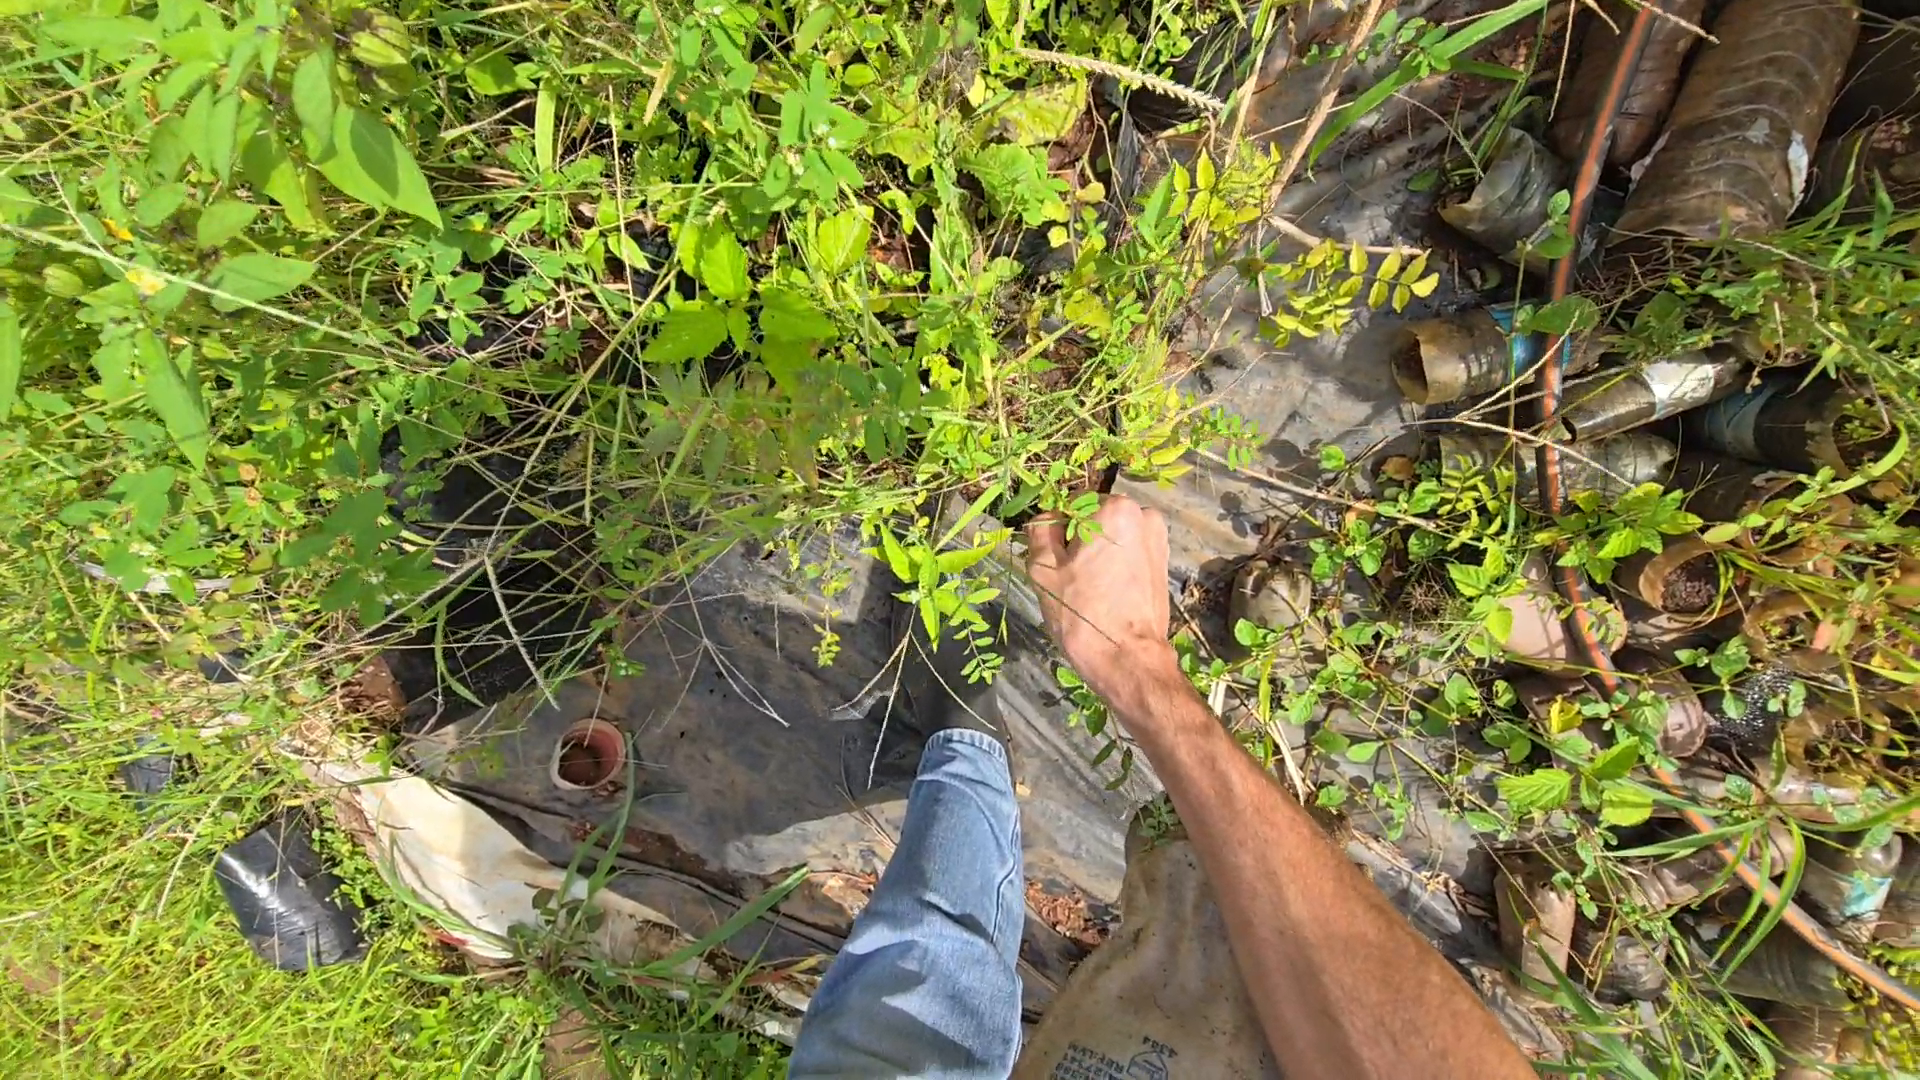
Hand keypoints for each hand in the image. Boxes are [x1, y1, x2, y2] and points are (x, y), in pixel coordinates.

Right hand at [1025, 495, 1177, 707]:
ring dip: (1095, 553)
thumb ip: (1040, 531)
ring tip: (1086, 587)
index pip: (1071, 504)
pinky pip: (1127, 554)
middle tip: (1067, 576)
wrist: (1127, 659)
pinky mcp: (1163, 564)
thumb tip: (1045, 520)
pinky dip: (1113, 566)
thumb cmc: (1082, 612)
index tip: (1053, 559)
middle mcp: (1144, 516)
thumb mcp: (1044, 569)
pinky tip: (1104, 593)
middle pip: (1094, 519)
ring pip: (1111, 537)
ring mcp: (1158, 540)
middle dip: (1078, 541)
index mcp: (1115, 508)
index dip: (1056, 531)